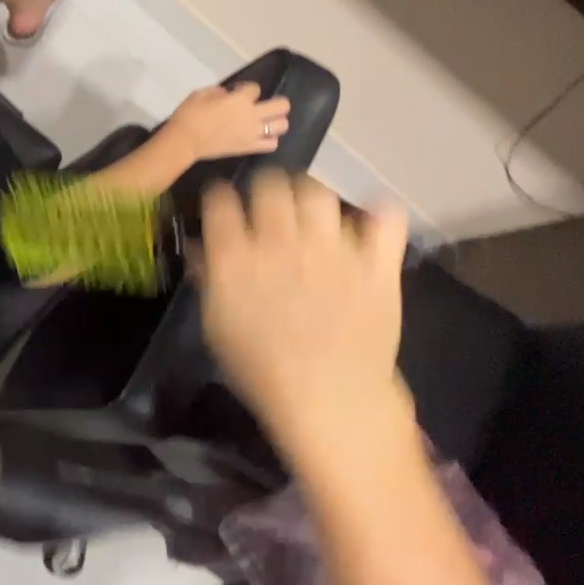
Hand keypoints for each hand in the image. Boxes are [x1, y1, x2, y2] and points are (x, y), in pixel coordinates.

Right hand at [169, 82, 290, 161]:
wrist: (183, 142)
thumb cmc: (188, 116)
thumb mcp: (199, 94)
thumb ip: (217, 91)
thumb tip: (226, 93)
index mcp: (240, 99)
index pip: (254, 88)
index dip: (246, 88)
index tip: (236, 91)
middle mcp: (253, 114)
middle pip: (282, 105)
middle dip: (275, 103)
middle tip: (261, 106)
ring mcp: (253, 132)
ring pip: (282, 125)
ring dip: (276, 122)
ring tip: (264, 123)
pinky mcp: (249, 147)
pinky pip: (271, 144)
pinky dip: (269, 140)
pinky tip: (260, 137)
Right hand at [197, 172, 411, 459]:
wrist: (328, 397)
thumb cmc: (259, 366)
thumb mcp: (215, 323)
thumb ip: (208, 278)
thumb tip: (199, 247)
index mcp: (234, 258)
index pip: (220, 202)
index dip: (218, 197)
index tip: (219, 204)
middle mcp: (280, 244)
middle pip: (270, 186)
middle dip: (264, 188)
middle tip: (265, 201)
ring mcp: (333, 250)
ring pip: (319, 194)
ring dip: (309, 193)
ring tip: (307, 206)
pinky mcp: (378, 262)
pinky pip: (384, 220)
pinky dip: (375, 213)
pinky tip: (364, 219)